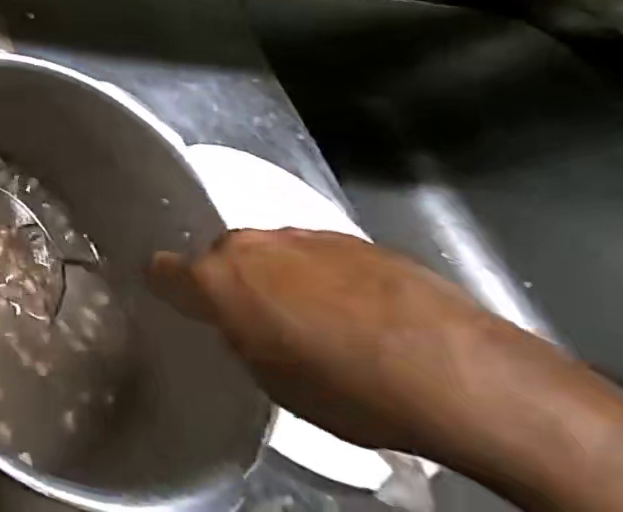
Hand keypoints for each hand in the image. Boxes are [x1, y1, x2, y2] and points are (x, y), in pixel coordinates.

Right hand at [146, 228, 537, 459]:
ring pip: (271, 253)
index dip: (167, 285)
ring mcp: (301, 234)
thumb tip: (240, 325)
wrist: (457, 370)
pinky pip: (317, 255)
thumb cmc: (350, 388)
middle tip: (258, 320)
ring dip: (280, 277)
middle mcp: (249, 245)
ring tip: (317, 319)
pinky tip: (357, 312)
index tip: (176, 300)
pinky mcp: (352, 237)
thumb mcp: (273, 381)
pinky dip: (324, 276)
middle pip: (222, 257)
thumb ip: (240, 339)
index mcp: (217, 278)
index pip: (164, 270)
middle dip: (234, 282)